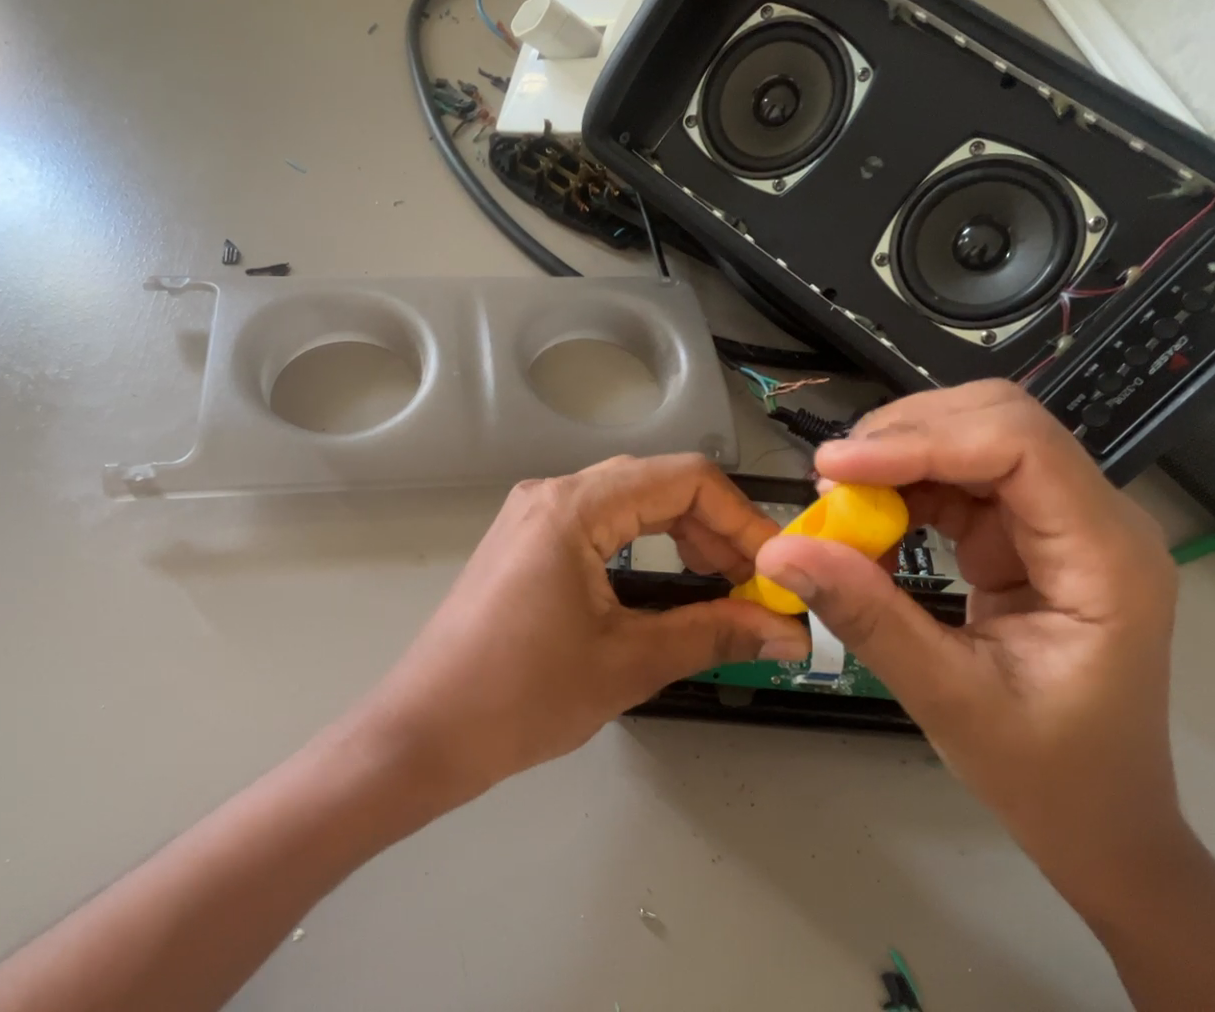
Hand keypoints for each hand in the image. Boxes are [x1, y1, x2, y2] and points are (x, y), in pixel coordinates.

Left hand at [361, 455, 810, 797]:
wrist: (424, 735)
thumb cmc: (522, 697)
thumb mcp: (629, 663)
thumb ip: (715, 634)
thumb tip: (789, 633)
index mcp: (573, 507)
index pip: (684, 479)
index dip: (743, 520)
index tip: (776, 571)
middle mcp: (549, 494)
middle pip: (656, 484)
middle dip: (715, 530)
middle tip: (753, 587)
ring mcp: (529, 518)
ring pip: (628, 502)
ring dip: (681, 538)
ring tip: (719, 589)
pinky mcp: (522, 546)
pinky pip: (598, 526)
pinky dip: (642, 548)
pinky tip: (665, 587)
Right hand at [756, 380, 1184, 908]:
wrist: (1100, 822)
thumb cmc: (1047, 775)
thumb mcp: (949, 698)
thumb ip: (868, 617)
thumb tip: (779, 552)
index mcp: (1106, 559)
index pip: (1021, 449)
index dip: (923, 441)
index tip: (831, 468)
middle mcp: (1094, 521)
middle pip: (1001, 424)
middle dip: (907, 436)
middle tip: (828, 479)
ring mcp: (1060, 526)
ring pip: (976, 443)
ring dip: (900, 459)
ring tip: (835, 500)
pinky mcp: (1027, 540)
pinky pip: (960, 485)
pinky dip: (904, 491)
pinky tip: (866, 523)